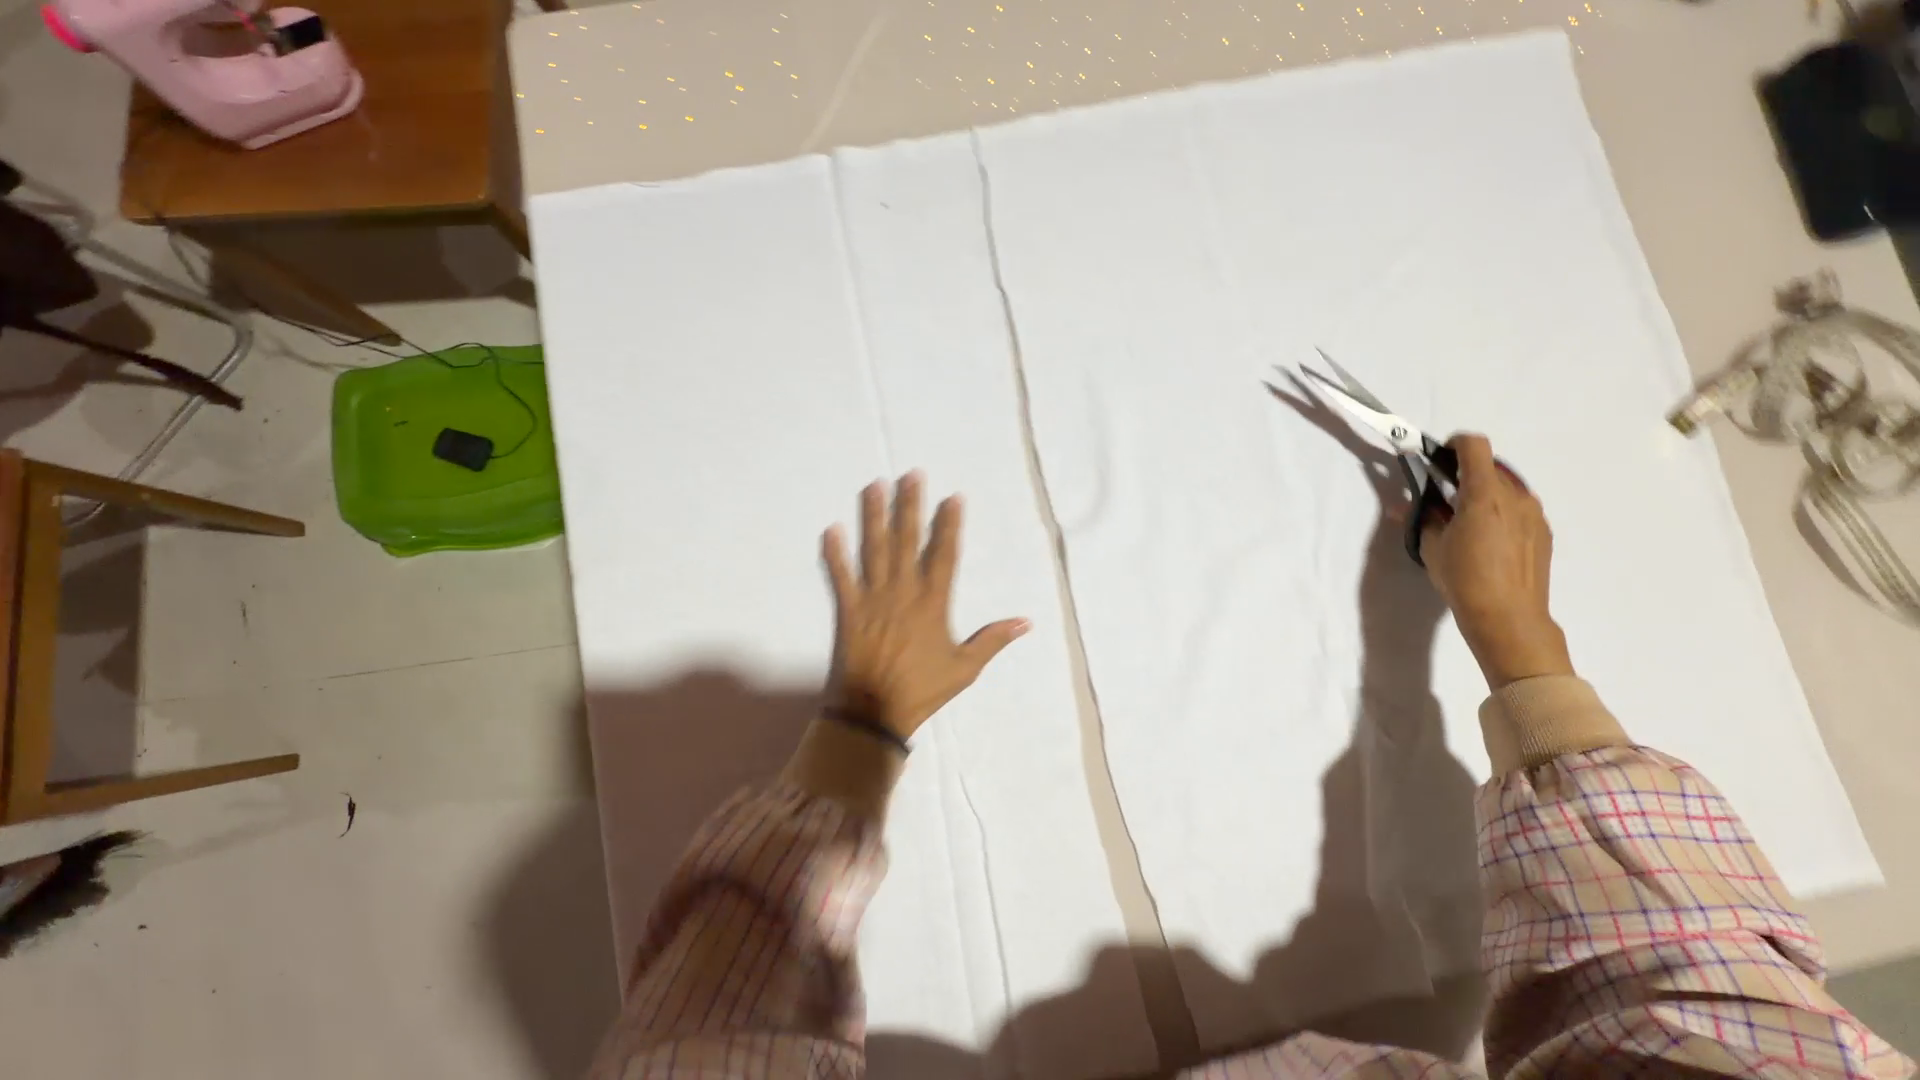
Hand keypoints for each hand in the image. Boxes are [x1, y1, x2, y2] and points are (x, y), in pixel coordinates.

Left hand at [822, 473, 1029, 738]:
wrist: (873, 713)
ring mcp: (873, 600)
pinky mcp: (848, 611)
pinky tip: (831, 528)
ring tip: (874, 485)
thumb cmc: (922, 691)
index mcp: (933, 604)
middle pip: (907, 541)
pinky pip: (840, 577)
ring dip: (873, 516)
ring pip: (873, 549)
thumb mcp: (965, 669)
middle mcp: (903, 593)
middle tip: (910, 474)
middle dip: (909, 506)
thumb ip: (992, 640)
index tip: (952, 497)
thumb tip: (1027, 622)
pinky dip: (834, 553)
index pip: (944, 555)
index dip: (949, 524)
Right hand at [1420, 434, 1573, 689]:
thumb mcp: (1431, 547)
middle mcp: (1515, 496)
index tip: (1437, 459)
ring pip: (1505, 488)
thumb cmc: (1464, 579)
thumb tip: (1410, 504)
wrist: (1509, 617)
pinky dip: (1500, 513)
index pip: (1474, 446)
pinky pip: (1518, 509)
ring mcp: (1534, 513)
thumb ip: (1424, 517)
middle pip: (1489, 467)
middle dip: (1464, 474)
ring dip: (1484, 494)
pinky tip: (1488, 543)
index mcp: (1484, 494)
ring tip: (1466, 524)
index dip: (1454, 444)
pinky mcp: (1543, 531)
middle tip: (1443, 498)